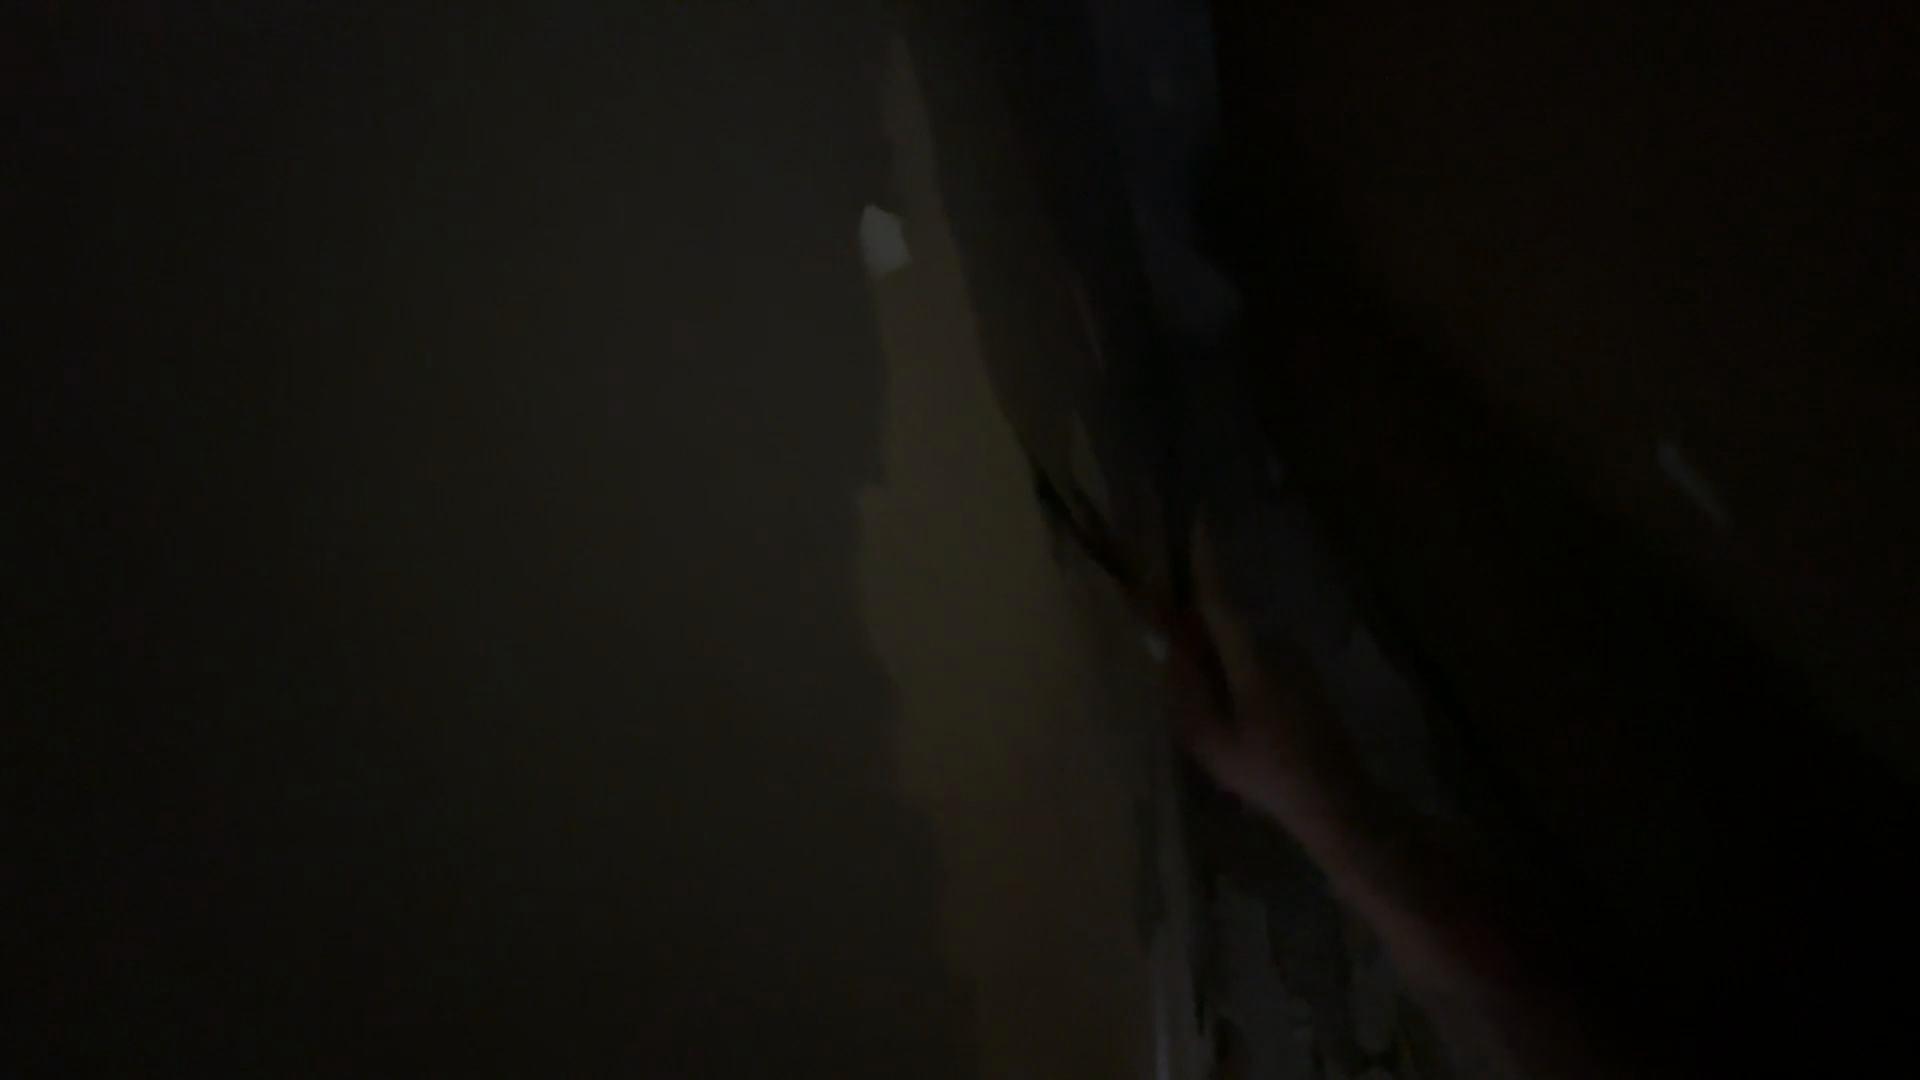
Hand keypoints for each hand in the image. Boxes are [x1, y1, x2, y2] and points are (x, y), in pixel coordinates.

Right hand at [1167, 522, 1367, 826]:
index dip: (1206, 558)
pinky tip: (1225, 698)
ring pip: (1239, 638)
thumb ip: (1185, 687)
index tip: (1198, 518)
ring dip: (1212, 643)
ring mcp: (1291, 660)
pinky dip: (1231, 661)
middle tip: (1164, 628)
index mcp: (1248, 656)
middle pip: (1223, 616)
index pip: (1219, 597)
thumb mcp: (1210, 736)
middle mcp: (1273, 646)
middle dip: (1193, 614)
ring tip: (1190, 675)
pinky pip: (1253, 654)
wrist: (1334, 797)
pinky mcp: (1300, 676)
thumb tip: (1167, 646)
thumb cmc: (1266, 769)